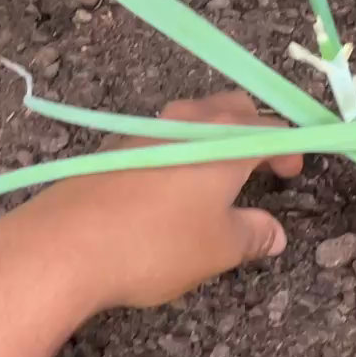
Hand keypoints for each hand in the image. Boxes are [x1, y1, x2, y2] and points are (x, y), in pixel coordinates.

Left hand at [0, 91, 300, 311]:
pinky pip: (163, 135)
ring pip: (195, 117)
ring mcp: (150, 130)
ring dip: (215, 136)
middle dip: (254, 130)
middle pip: (234, 108)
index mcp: (226, 142)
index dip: (289, 150)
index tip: (291, 173)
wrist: (64, 245)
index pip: (272, 130)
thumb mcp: (219, 249)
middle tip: (260, 165)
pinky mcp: (117, 145)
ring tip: (217, 175)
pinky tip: (172, 186)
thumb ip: (254, 235)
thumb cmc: (156, 244)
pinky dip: (181, 149)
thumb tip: (275, 233)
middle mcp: (190, 123)